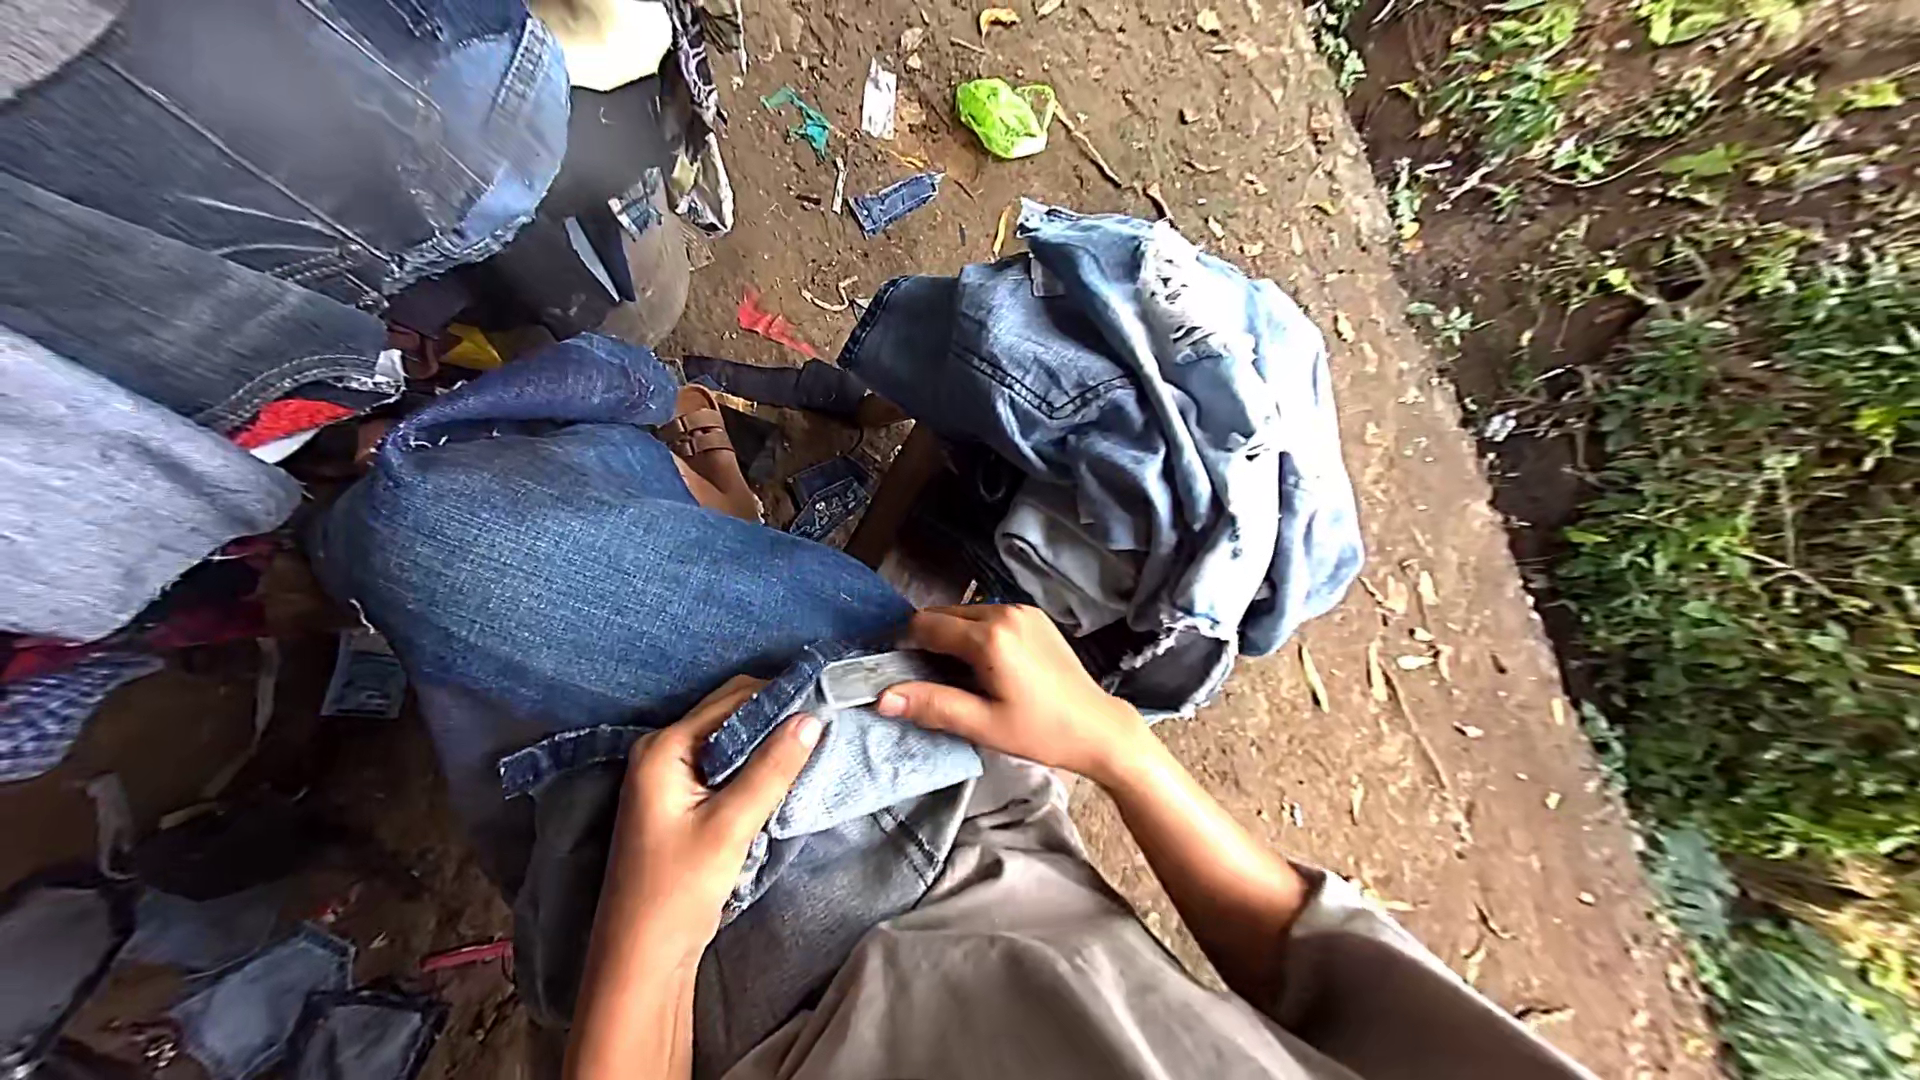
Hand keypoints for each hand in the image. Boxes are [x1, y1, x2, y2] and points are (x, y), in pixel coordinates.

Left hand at [607, 675, 822, 965]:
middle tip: (822, 719)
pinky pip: (728, 759)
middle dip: (775, 712)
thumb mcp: (730, 825)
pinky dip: (757, 758)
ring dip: (769, 736)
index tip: (822, 699)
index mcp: (664, 747)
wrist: (642, 961)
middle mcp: (663, 749)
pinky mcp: (683, 795)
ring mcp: (671, 773)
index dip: (778, 695)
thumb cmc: (678, 891)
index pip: (731, 699)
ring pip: (732, 735)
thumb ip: (772, 768)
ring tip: (811, 738)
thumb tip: (812, 717)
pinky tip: (784, 766)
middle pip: (730, 711)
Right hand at [877, 605, 1150, 784]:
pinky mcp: (1036, 616)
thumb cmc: (1041, 732)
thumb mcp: (983, 725)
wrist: (1098, 727)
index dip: (907, 645)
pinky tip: (987, 664)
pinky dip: (977, 633)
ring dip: (953, 636)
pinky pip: (990, 615)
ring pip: (966, 613)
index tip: (903, 670)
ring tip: (962, 675)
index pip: (926, 624)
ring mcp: (1023, 610)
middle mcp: (1005, 612)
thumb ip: (932, 705)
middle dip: (929, 640)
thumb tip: (883, 697)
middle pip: (944, 614)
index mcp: (990, 637)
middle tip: (933, 678)